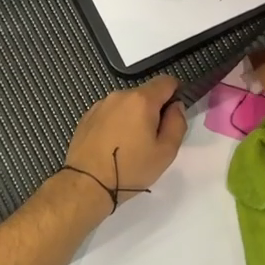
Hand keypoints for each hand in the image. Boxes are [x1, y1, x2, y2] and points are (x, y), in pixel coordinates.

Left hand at [62, 74, 188, 205]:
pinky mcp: (87, 117)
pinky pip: (110, 114)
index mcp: (141, 100)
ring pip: (126, 104)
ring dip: (134, 117)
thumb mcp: (166, 152)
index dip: (176, 93)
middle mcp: (119, 96)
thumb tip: (176, 106)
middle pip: (145, 94)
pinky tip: (113, 145)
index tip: (175, 113)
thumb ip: (177, 123)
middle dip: (153, 110)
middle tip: (153, 138)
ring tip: (131, 145)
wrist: (86, 183)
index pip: (166, 81)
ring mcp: (100, 105)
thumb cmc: (130, 169)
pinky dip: (116, 123)